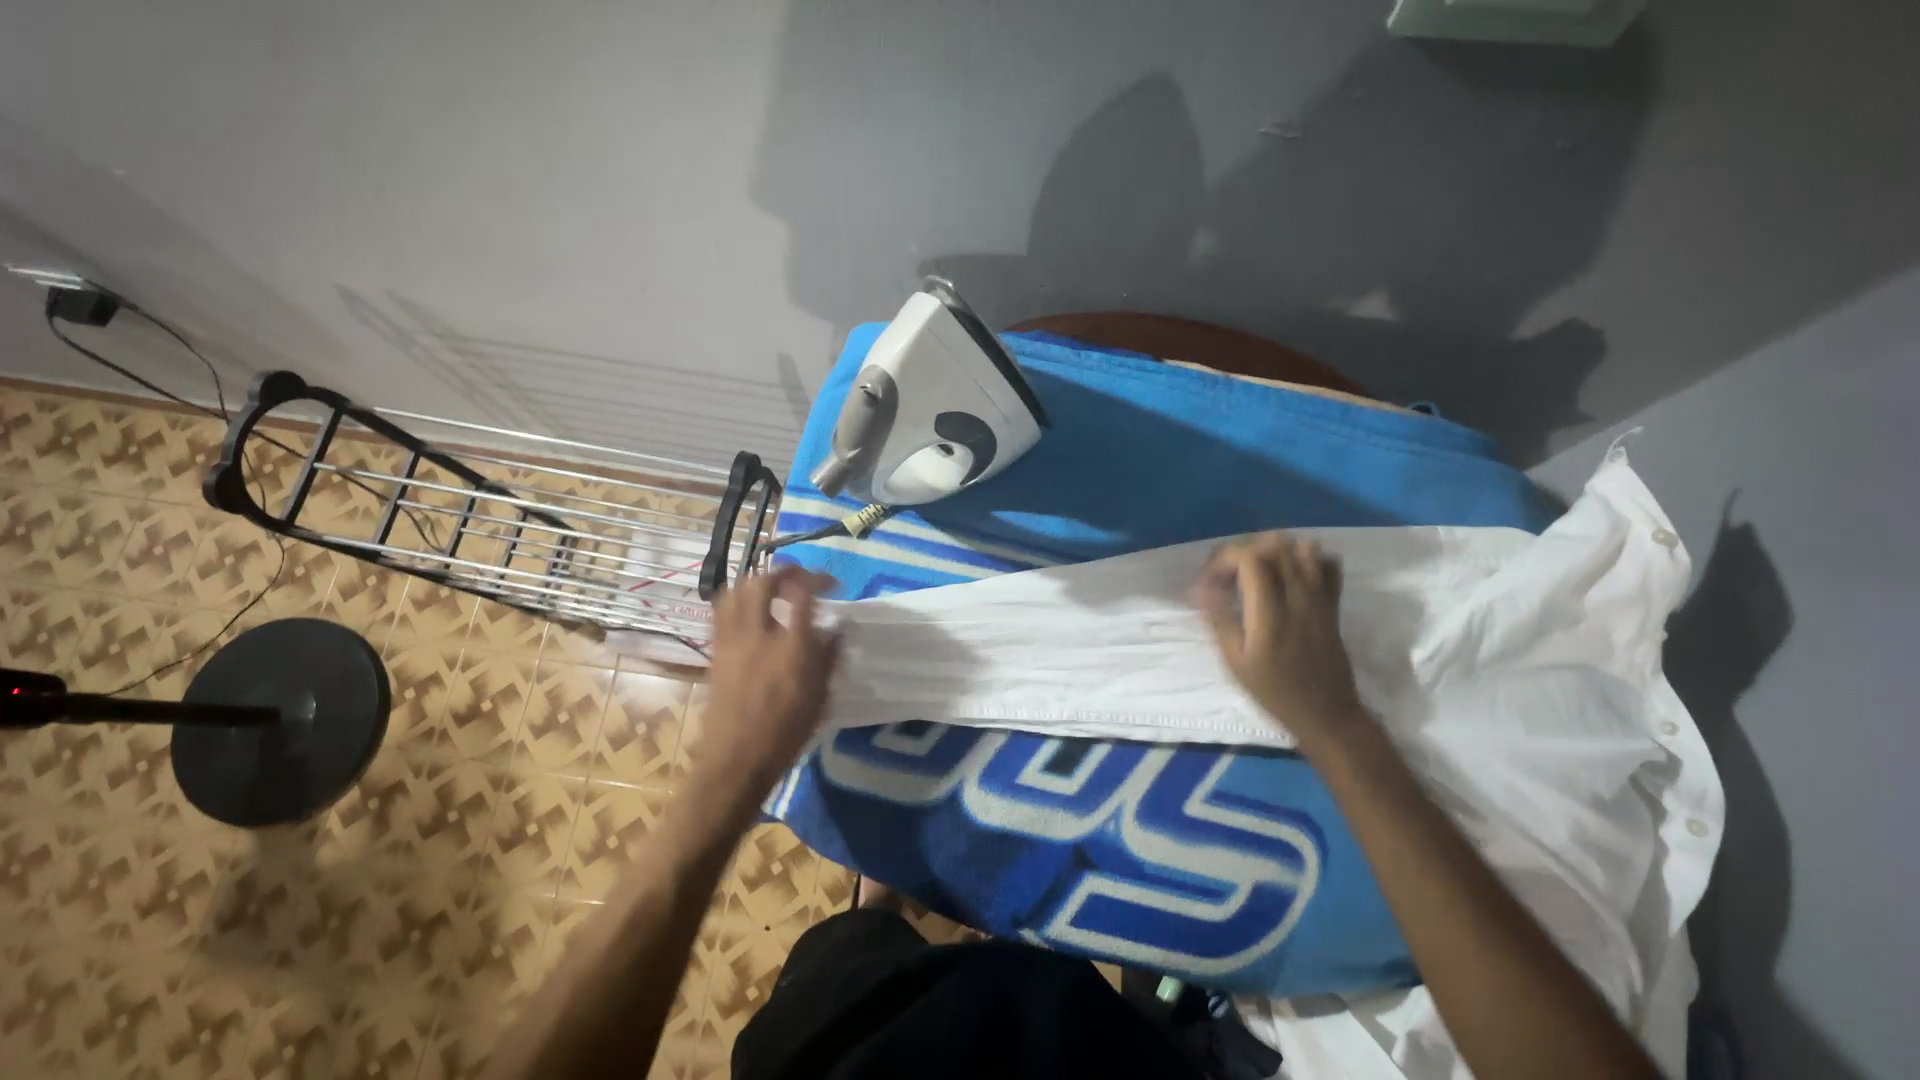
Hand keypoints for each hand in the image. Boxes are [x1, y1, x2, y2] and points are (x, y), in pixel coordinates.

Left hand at [698, 565, 841, 787]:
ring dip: (756, 581)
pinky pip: (722, 611)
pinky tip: (748, 609)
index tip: (830, 584)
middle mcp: (759, 635)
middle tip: (800, 577)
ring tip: (772, 588)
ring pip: (737, 591)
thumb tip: (837, 629)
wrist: (737, 758)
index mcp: (792, 647)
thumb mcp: (820, 698)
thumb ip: (829, 657)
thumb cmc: (785, 733)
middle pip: (764, 582)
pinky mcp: (716, 650)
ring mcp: (732, 640)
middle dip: (784, 571)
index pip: (803, 593)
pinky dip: (736, 600)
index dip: (817, 579)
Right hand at [1192, 533, 1368, 747]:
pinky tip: (1292, 577)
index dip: (1223, 560)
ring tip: (1259, 572)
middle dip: (1245, 550)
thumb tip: (1200, 588)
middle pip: (1276, 545)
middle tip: (1230, 575)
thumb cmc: (1273, 692)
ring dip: (1277, 551)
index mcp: (1270, 612)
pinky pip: (1329, 565)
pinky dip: (1310, 560)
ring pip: (1304, 548)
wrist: (1325, 713)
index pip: (1249, 558)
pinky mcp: (1334, 603)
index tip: (1210, 582)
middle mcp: (1298, 597)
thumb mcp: (1235, 661)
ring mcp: (1321, 598)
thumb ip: (1219, 619)